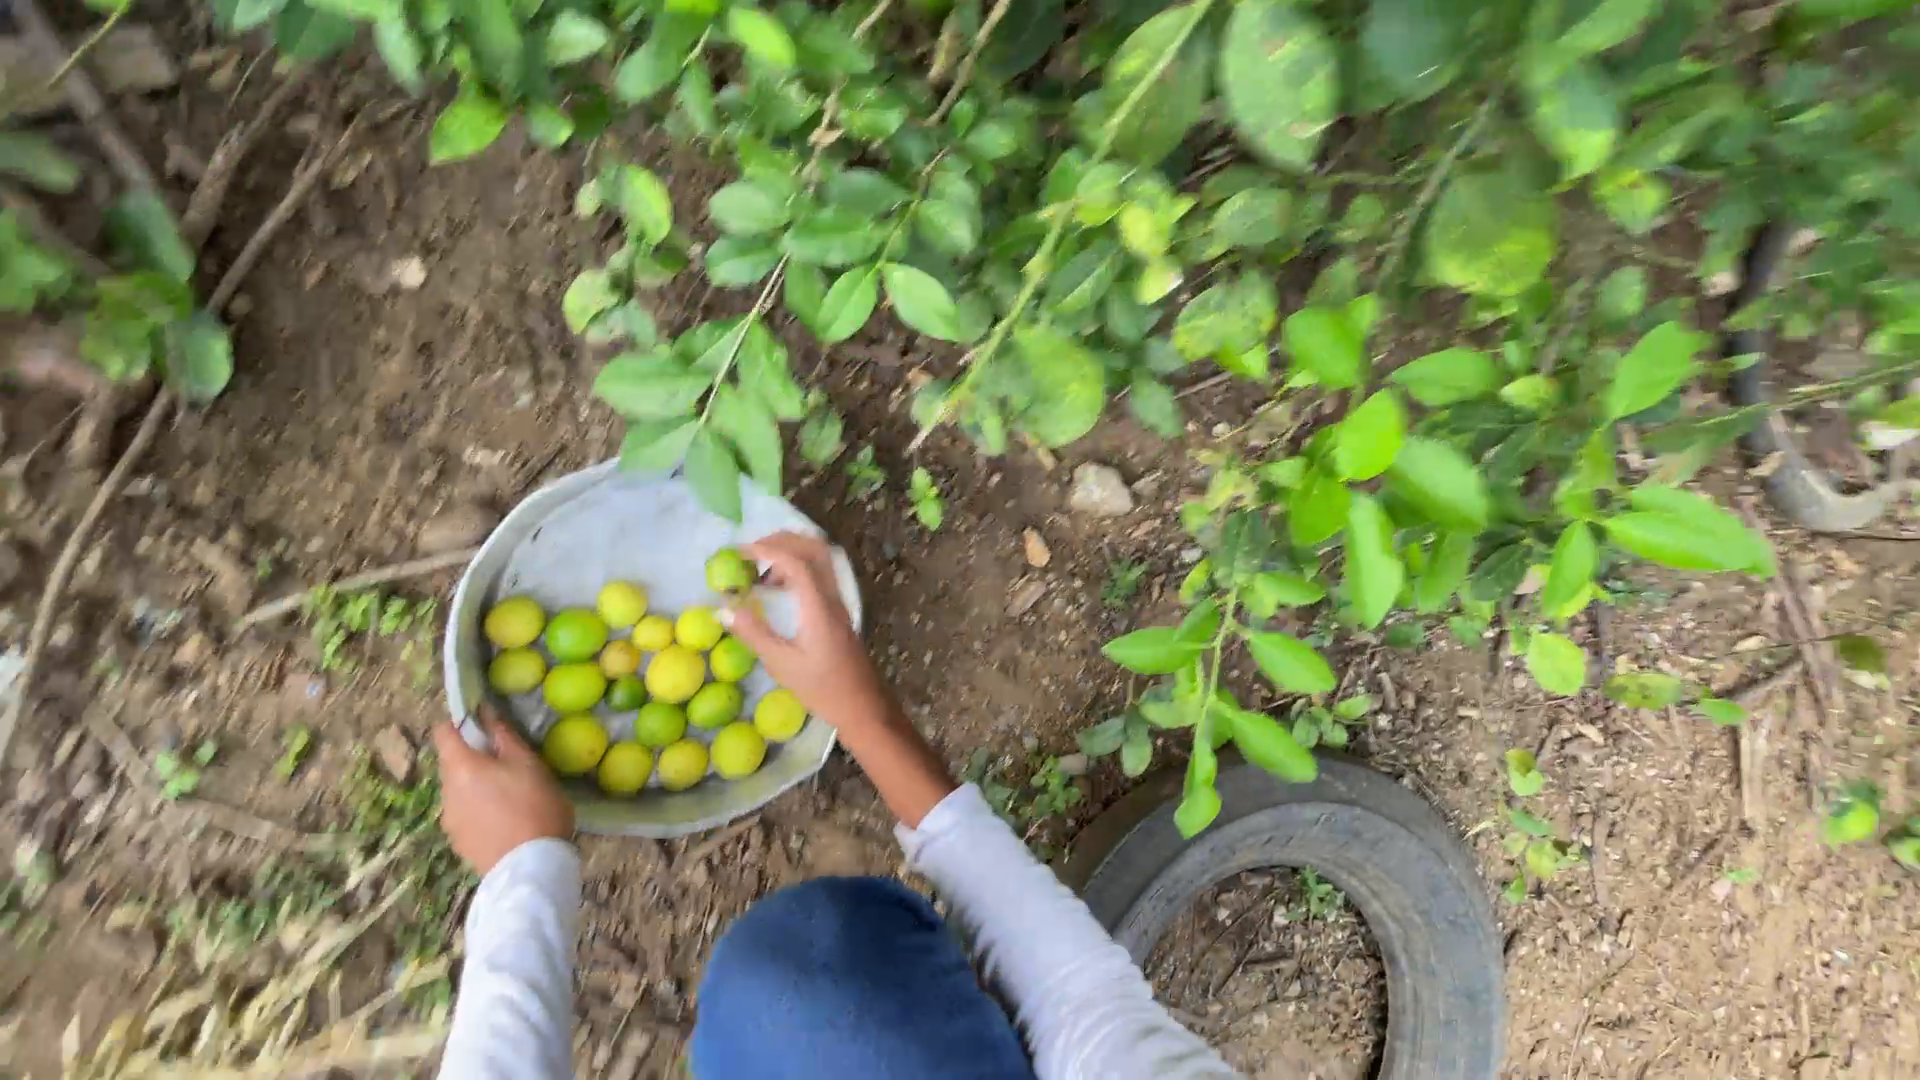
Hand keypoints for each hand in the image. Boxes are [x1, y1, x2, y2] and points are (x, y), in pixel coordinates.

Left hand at [432, 705, 573, 875]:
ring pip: (458, 788)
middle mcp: (446, 791)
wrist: (529, 865)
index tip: (484, 723)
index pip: (443, 732)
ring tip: (510, 793)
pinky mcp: (457, 840)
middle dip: (474, 756)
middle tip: (509, 762)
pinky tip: (504, 817)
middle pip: (452, 762)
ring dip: (476, 783)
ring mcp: (448, 819)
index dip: (460, 722)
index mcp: (462, 767)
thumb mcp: (530, 764)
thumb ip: (505, 737)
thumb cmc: (535, 805)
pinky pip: (464, 812)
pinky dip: (479, 807)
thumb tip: (487, 714)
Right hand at [721, 531, 887, 731]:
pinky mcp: (837, 611)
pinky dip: (796, 569)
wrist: (863, 705)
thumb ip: (754, 633)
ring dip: (790, 553)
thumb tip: (723, 608)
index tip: (739, 551)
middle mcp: (832, 597)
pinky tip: (775, 590)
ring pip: (820, 559)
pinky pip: (819, 575)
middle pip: (814, 549)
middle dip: (782, 540)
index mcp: (819, 607)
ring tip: (758, 571)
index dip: (768, 549)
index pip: (797, 562)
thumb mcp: (782, 664)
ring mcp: (838, 602)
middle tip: (750, 551)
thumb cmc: (822, 689)